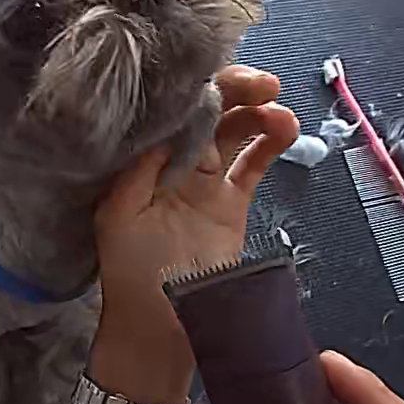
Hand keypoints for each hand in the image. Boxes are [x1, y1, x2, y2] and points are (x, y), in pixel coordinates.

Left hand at [88, 66, 298, 403]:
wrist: (159, 321)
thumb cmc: (131, 271)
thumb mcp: (119, 215)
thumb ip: (141, 168)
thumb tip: (171, 123)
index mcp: (144, 161)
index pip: (173, 111)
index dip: (198, 89)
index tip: (221, 82)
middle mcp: (175, 163)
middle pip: (209, 112)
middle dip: (235, 91)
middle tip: (262, 84)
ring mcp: (206, 180)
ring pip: (236, 131)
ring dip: (258, 114)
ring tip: (277, 113)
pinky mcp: (233, 201)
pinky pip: (255, 162)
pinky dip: (271, 142)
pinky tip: (283, 129)